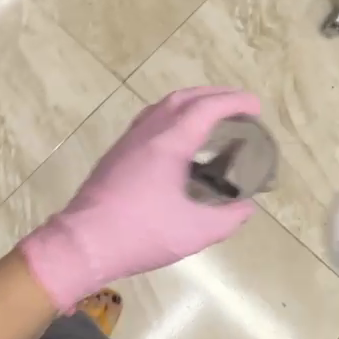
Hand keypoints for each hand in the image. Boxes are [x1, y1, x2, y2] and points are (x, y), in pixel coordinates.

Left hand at [17, 87, 258, 310]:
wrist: (82, 243)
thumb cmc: (140, 235)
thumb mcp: (195, 232)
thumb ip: (228, 218)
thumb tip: (245, 208)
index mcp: (168, 143)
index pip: (206, 108)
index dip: (235, 101)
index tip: (256, 108)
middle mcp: (146, 134)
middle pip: (182, 98)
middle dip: (213, 95)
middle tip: (237, 107)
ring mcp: (125, 143)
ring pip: (160, 108)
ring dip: (188, 104)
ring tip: (210, 119)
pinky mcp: (114, 156)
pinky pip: (146, 123)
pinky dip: (169, 118)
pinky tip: (177, 141)